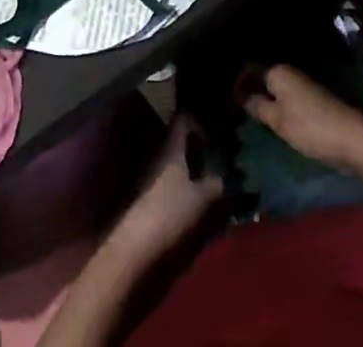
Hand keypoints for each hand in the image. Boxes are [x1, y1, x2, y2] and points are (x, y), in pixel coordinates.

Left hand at [115, 117, 223, 250]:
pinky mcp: (147, 193)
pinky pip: (166, 177)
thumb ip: (216, 184)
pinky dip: (180, 180)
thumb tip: (226, 179)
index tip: (211, 138)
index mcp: (171, 148)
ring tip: (207, 179)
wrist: (136, 242)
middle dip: (195, 147)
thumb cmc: (170, 210)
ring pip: (171, 160)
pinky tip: (192, 196)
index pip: (181, 120)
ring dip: (188, 165)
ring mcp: (150, 174)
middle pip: (176, 141)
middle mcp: (158, 155)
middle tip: (214, 159)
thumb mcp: (201, 197)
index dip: (196, 122)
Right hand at [241, 64, 362, 171]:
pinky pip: (285, 100)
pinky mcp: (311, 102)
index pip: (248, 68)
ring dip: (262, 101)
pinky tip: (267, 121)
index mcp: (279, 72)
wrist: (352, 139)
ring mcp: (302, 87)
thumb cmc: (309, 127)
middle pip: (261, 79)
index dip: (235, 81)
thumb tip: (239, 94)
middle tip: (230, 108)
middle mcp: (290, 74)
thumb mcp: (276, 119)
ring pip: (274, 91)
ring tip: (245, 116)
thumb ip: (256, 105)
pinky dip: (276, 108)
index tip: (223, 97)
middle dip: (248, 91)